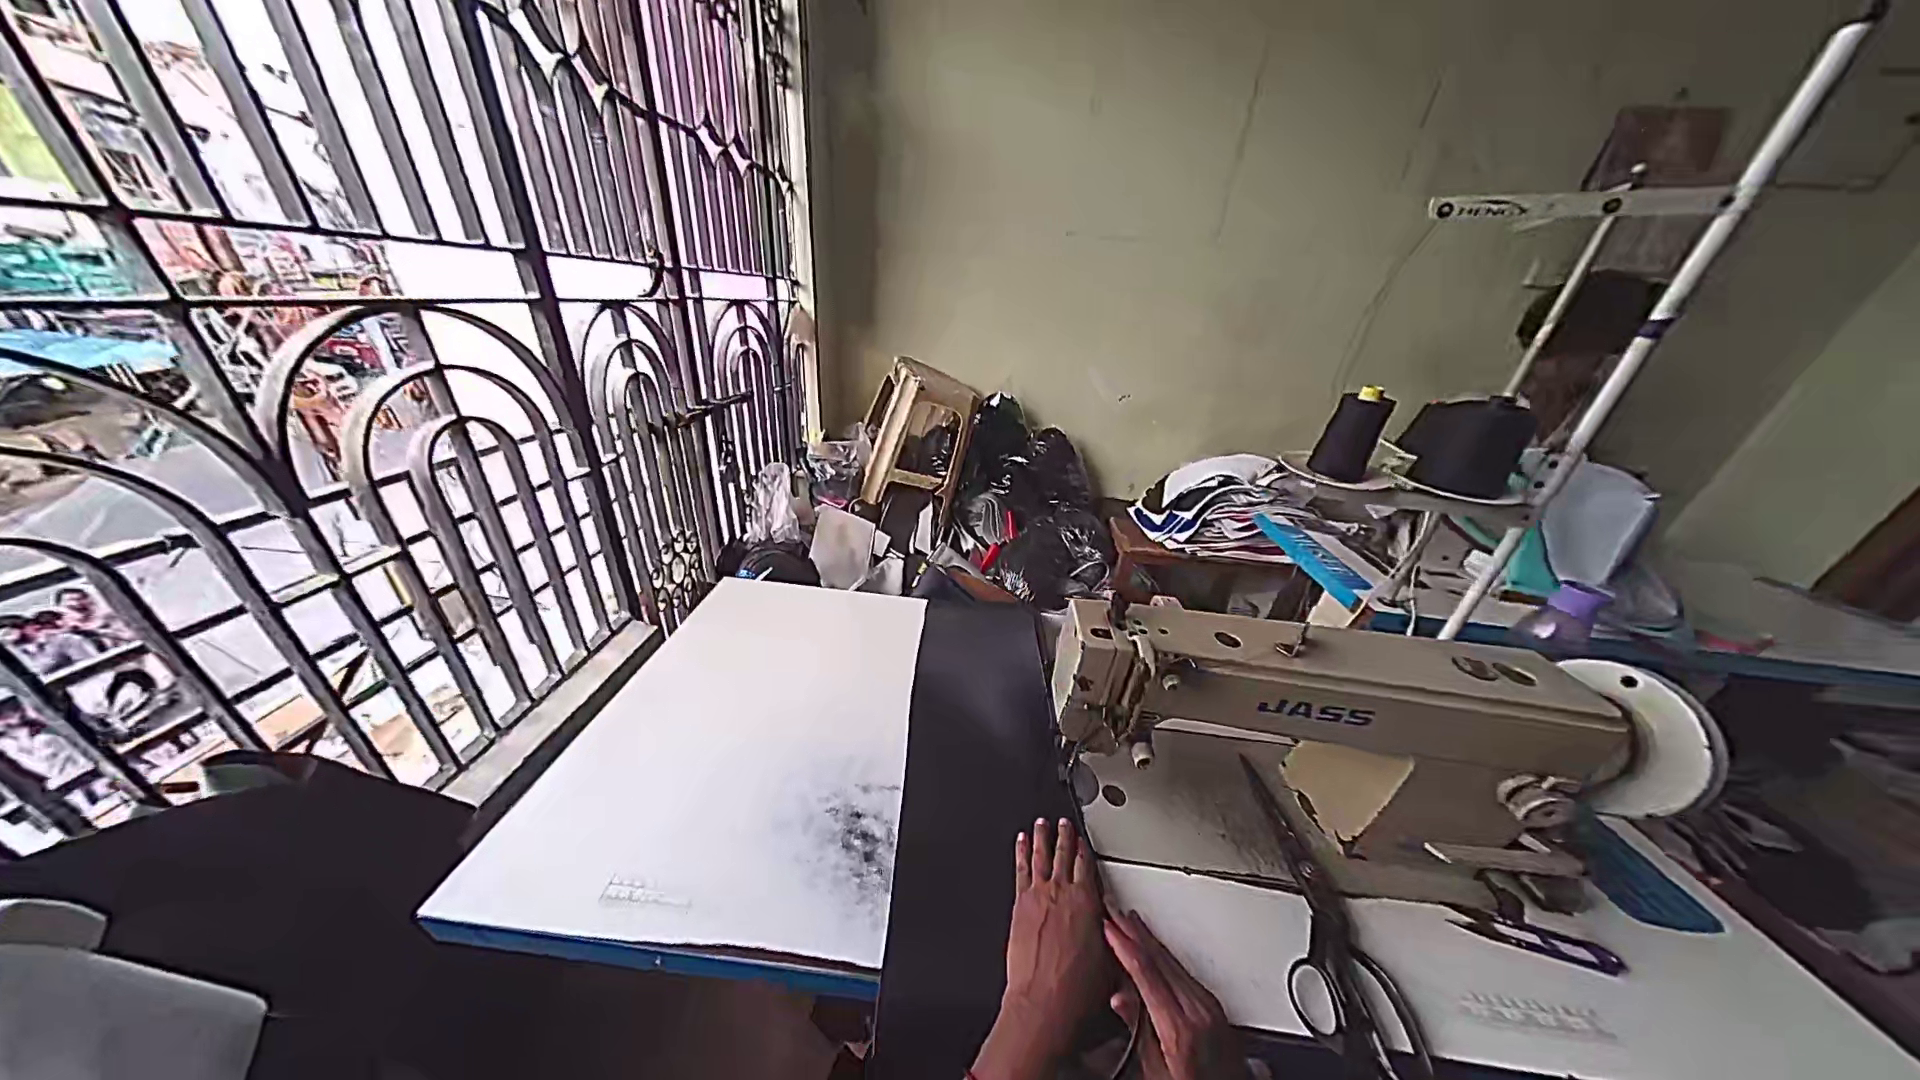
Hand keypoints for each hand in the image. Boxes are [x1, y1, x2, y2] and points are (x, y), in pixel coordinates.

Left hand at [971, 818, 1109, 1079]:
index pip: (1087, 866)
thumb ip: (1111, 935)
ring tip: (1041, 823)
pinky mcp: (1020, 904)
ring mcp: (1039, 895)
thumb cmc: (1076, 990)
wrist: (1043, 1002)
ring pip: (1041, 856)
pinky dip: (1021, 853)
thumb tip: (1114, 925)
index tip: (1083, 839)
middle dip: (1065, 836)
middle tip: (1064, 823)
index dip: (1085, 849)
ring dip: (1042, 837)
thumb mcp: (1109, 961)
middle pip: (1064, 855)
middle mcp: (1062, 892)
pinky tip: (1021, 843)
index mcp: (1087, 903)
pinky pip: (1021, 870)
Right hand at [1105, 908, 1248, 1079]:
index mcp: (1179, 1028)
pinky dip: (1163, 951)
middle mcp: (1197, 1010)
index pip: (1145, 972)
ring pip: (1171, 959)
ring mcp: (1208, 1005)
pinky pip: (1182, 968)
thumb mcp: (1157, 1072)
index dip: (1124, 945)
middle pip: (1159, 958)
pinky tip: (1153, 944)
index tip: (1108, 927)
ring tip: (1128, 919)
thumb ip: (1139, 1032)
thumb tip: (1119, 997)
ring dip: (1147, 936)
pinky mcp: (1213, 1004)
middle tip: (1113, 909)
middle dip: (1132, 931)